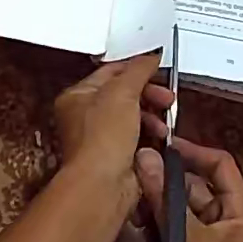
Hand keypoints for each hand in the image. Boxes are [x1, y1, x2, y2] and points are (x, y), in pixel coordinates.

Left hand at [53, 53, 173, 192]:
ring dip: (151, 116)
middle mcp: (85, 116)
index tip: (155, 67)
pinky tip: (159, 136)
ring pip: (132, 117)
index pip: (110, 71)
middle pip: (123, 94)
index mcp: (78, 95)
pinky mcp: (115, 157)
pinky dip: (150, 135)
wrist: (104, 184)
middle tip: (165, 95)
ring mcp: (100, 138)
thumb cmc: (101, 139)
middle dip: (148, 94)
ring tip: (164, 119)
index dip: (135, 68)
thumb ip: (139, 69)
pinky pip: (137, 138)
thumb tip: (151, 56)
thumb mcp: (123, 91)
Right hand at [137, 137, 242, 241]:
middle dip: (168, 186)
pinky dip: (163, 237)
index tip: (160, 146)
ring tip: (133, 211)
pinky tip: (141, 238)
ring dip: (162, 212)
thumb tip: (145, 157)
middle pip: (199, 191)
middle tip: (134, 181)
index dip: (192, 152)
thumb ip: (166, 202)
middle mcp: (233, 226)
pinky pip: (182, 241)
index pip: (221, 165)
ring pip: (187, 217)